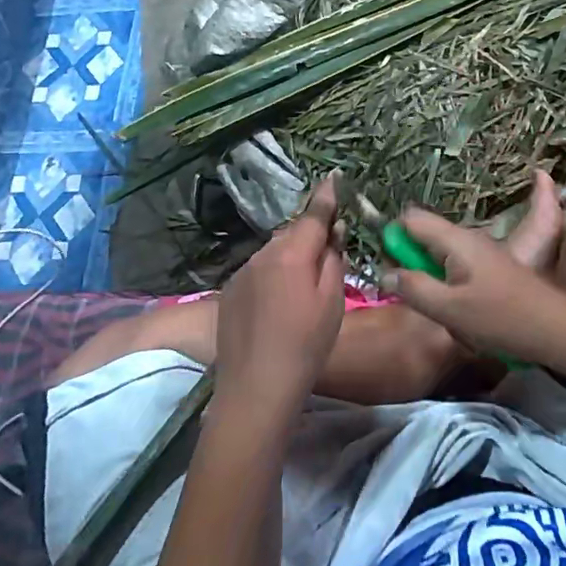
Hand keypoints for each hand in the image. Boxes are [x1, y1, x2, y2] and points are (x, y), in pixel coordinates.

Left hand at [213, 173, 346, 412]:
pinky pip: (258, 271)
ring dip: (290, 257)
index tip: (334, 178)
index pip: (313, 215)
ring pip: (274, 252)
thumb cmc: (305, 346)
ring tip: (304, 285)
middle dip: (310, 234)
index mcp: (291, 254)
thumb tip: (332, 233)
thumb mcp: (332, 302)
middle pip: (292, 234)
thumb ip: (333, 260)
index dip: (326, 197)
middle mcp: (262, 254)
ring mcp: (242, 272)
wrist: (256, 387)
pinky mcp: (230, 291)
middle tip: (330, 247)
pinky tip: (279, 303)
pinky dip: (272, 275)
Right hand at [383, 190, 565, 367]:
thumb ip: (413, 288)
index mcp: (456, 240)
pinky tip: (458, 309)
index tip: (394, 266)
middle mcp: (469, 238)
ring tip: (438, 305)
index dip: (395, 237)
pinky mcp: (493, 268)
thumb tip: (386, 274)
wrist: (556, 330)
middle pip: (426, 234)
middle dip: (412, 259)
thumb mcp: (448, 309)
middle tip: (414, 292)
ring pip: (441, 252)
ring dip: (431, 274)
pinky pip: (457, 266)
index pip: (412, 218)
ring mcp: (483, 252)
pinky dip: (449, 282)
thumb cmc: (501, 318)